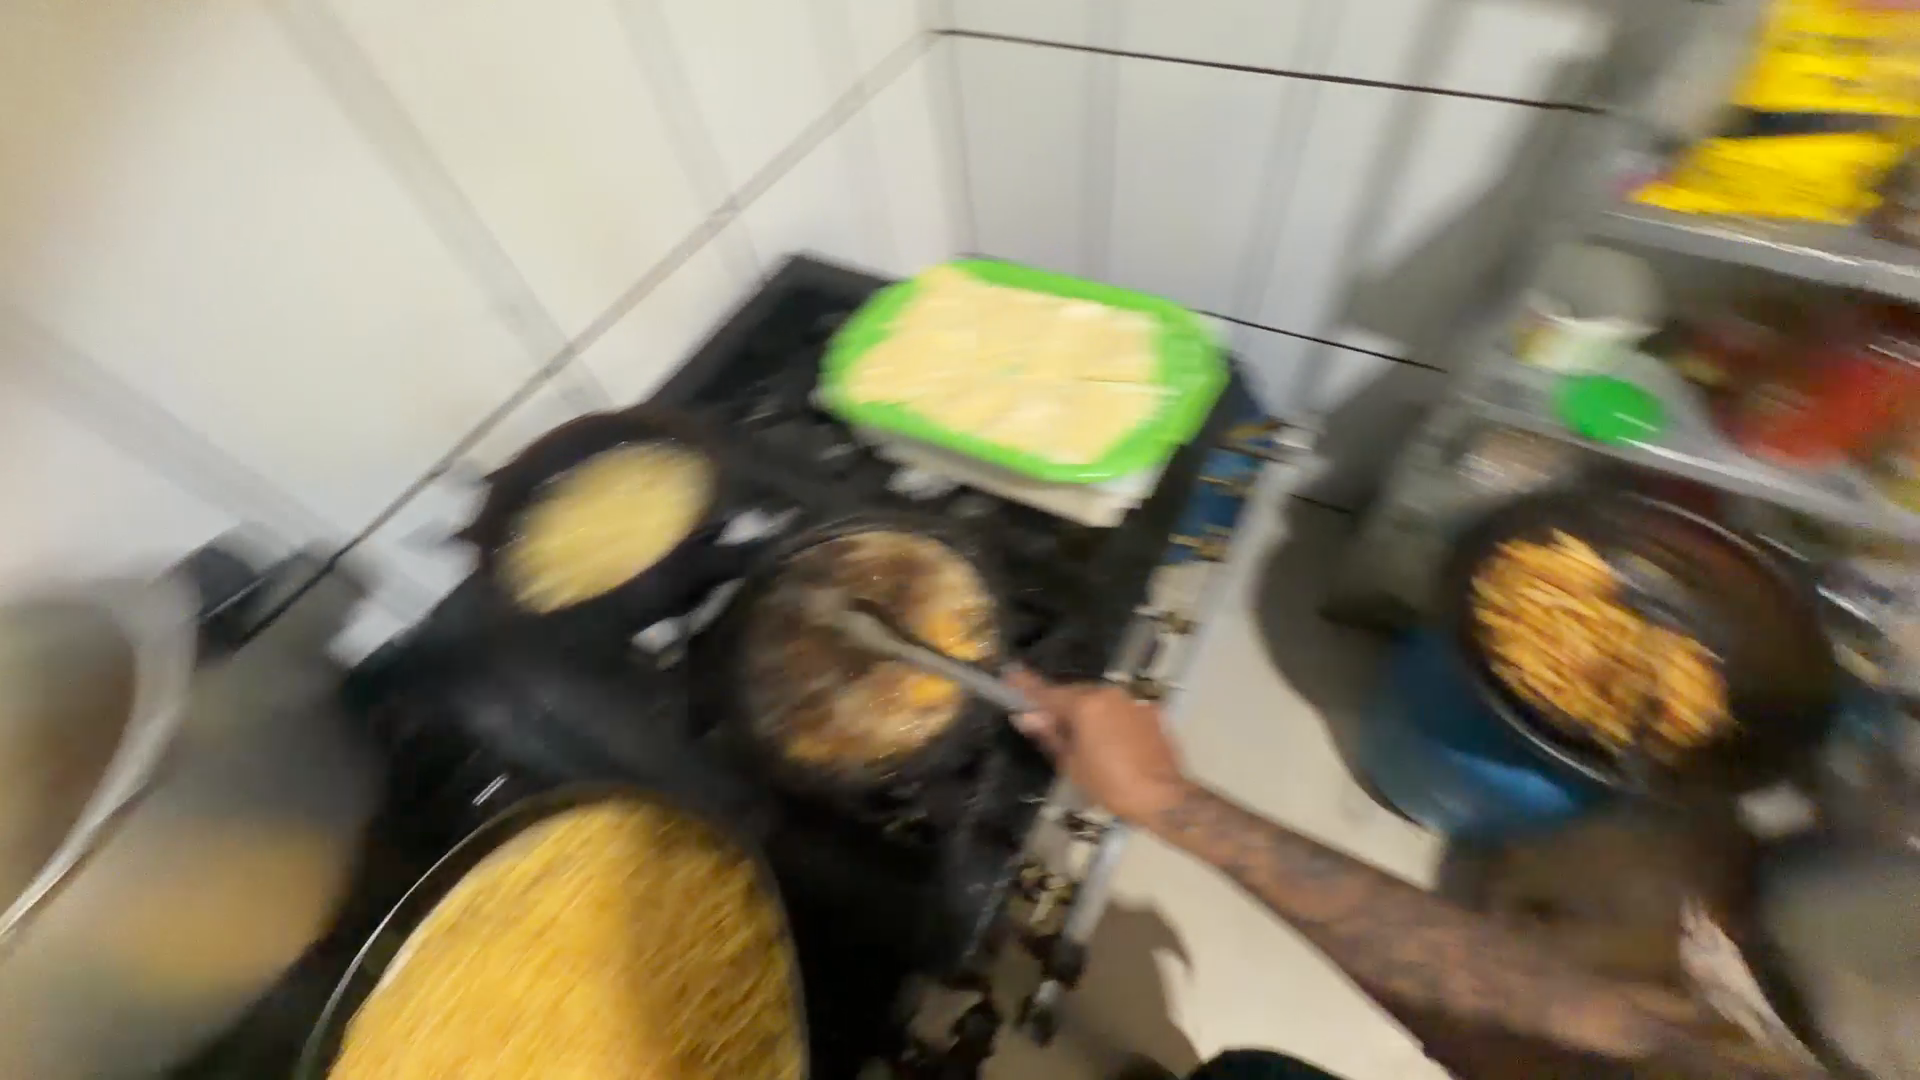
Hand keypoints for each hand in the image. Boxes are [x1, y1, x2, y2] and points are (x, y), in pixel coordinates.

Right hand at [1005, 670, 1191, 823]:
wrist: (1164, 798)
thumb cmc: (1110, 785)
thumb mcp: (1071, 764)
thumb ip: (1049, 735)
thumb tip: (1028, 716)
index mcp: (1084, 704)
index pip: (1047, 692)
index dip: (1026, 687)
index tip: (1009, 676)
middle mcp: (1108, 693)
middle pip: (1074, 694)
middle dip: (1060, 706)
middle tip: (1049, 724)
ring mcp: (1133, 701)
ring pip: (1099, 701)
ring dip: (1087, 713)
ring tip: (1084, 739)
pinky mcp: (1151, 713)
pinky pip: (1121, 711)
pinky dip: (1111, 720)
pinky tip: (1112, 743)